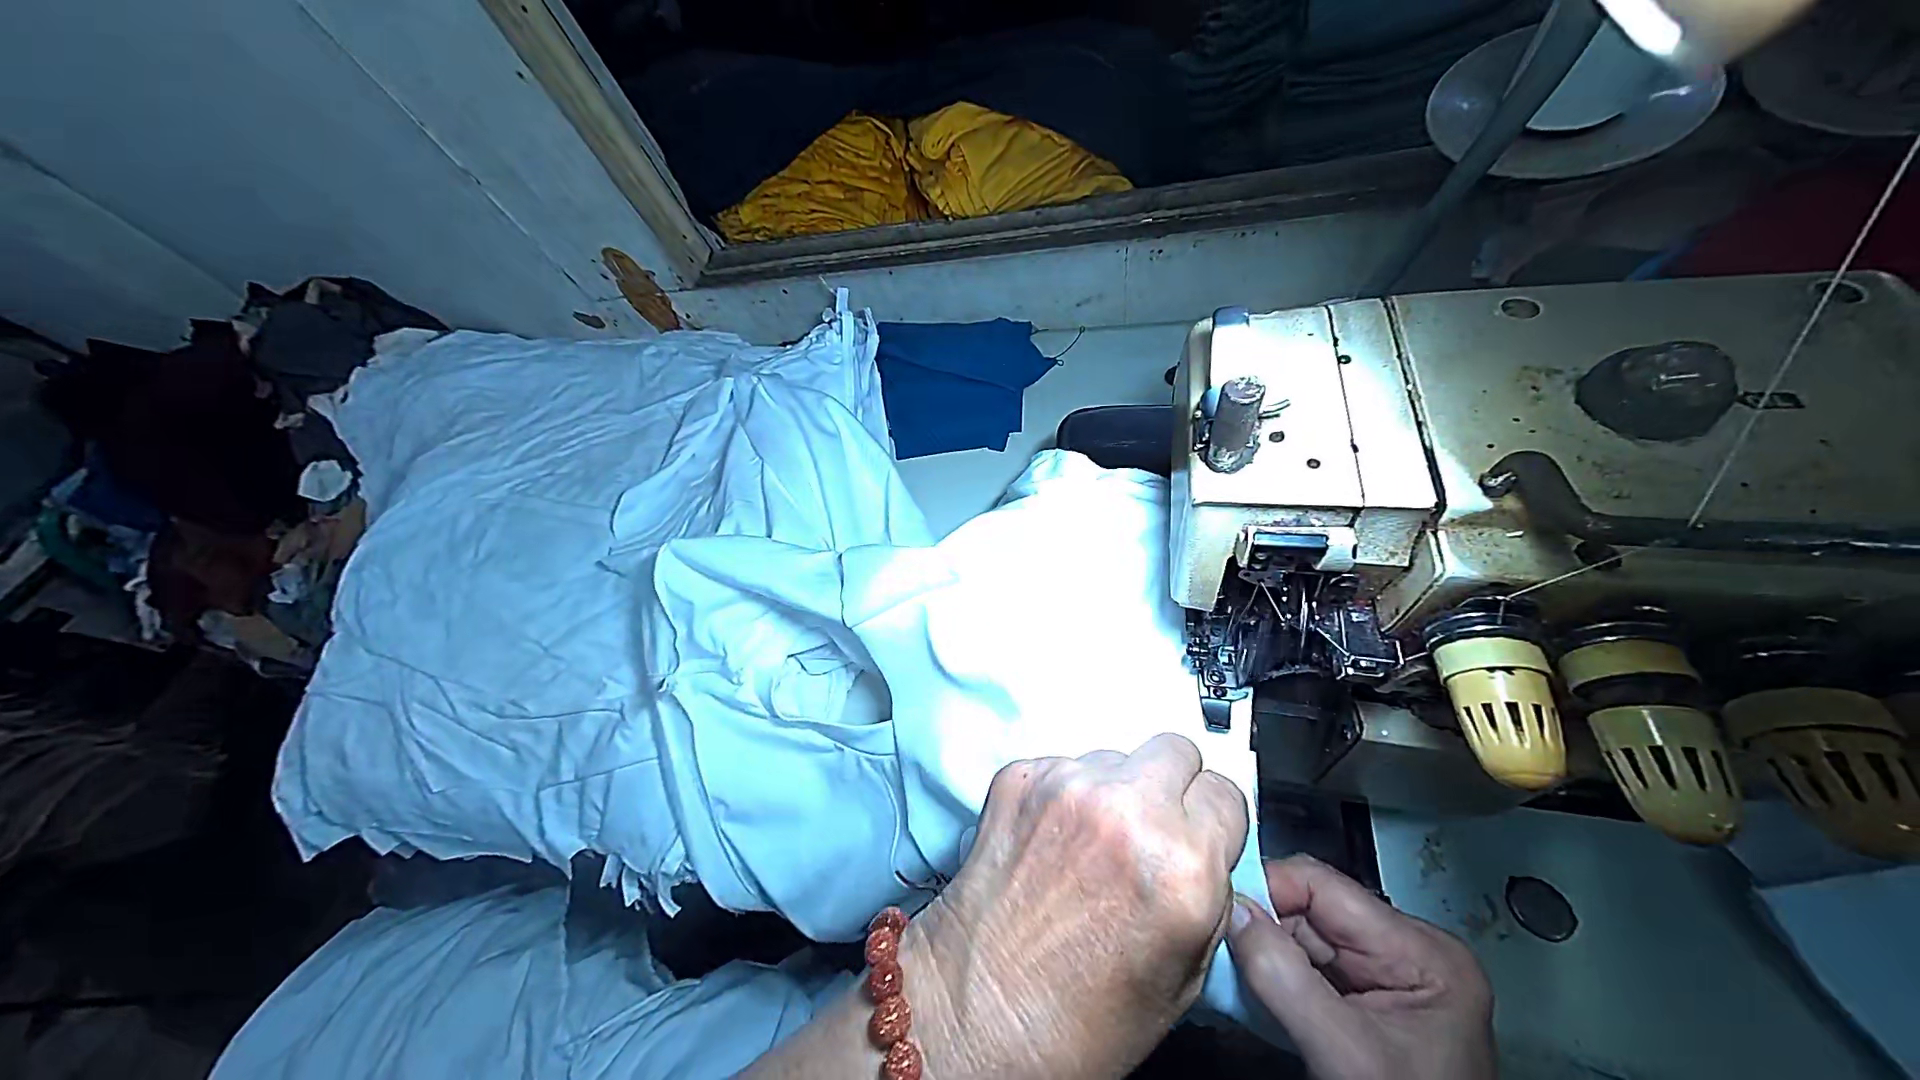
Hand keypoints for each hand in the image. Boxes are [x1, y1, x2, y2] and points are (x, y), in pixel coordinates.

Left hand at [905, 733, 1249, 1077]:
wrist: (977, 1010)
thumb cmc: (1078, 1019)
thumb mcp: (1184, 975)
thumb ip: (1207, 892)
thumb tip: (1208, 847)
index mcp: (1182, 864)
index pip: (1226, 793)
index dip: (1214, 819)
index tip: (1199, 833)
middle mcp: (1126, 809)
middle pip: (1175, 749)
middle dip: (1172, 785)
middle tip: (1152, 826)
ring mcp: (1065, 784)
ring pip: (1116, 755)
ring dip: (1115, 789)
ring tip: (1090, 843)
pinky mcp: (1017, 777)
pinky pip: (1063, 764)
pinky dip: (1065, 792)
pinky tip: (1051, 840)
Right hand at [1225, 855, 1494, 1079]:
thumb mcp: (1344, 1052)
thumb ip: (1283, 976)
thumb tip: (1232, 909)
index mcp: (1422, 951)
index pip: (1321, 884)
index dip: (1265, 888)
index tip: (1220, 911)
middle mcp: (1406, 948)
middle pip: (1307, 907)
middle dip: (1261, 927)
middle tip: (1221, 951)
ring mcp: (1386, 973)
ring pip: (1298, 934)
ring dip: (1262, 952)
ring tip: (1232, 975)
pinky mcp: (1365, 996)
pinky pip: (1304, 964)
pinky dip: (1273, 974)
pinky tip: (1253, 991)